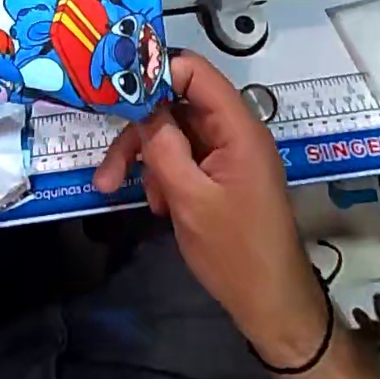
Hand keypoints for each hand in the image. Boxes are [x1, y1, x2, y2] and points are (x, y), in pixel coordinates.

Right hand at [92, 53, 327, 366]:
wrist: (271, 306)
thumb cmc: (236, 252)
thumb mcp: (190, 199)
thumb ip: (163, 146)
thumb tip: (141, 104)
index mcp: (237, 126)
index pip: (194, 71)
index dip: (156, 72)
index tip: (119, 92)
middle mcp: (232, 130)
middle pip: (176, 105)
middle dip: (139, 130)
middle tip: (108, 165)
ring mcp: (226, 152)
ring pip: (174, 132)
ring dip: (145, 158)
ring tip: (118, 189)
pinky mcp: (218, 172)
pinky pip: (182, 155)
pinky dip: (162, 173)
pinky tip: (156, 205)